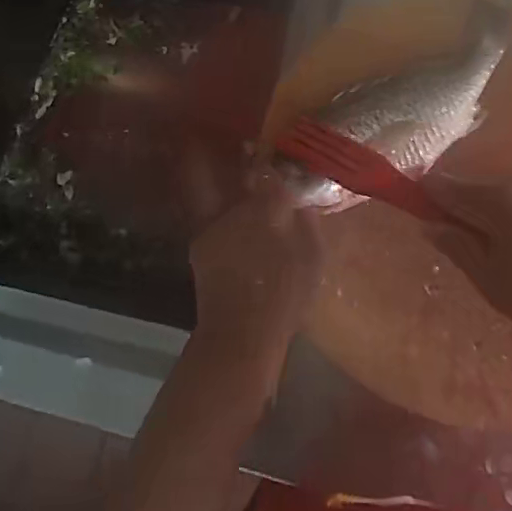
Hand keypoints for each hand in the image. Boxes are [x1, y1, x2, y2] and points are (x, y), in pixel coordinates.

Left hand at [189, 179, 324, 357]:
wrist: (241, 334)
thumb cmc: (285, 297)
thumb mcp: (313, 258)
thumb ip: (308, 222)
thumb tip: (301, 202)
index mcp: (266, 207)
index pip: (271, 176)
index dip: (278, 179)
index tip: (286, 187)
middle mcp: (236, 208)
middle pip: (249, 193)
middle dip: (259, 201)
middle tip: (273, 217)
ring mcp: (214, 225)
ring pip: (232, 212)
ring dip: (243, 221)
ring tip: (255, 242)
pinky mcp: (198, 245)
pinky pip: (219, 232)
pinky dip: (228, 240)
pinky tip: (238, 258)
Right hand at [423, 174, 511, 371]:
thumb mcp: (500, 288)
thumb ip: (460, 251)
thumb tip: (431, 225)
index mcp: (502, 199)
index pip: (446, 184)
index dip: (426, 196)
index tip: (421, 216)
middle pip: (483, 190)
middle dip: (468, 213)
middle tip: (472, 254)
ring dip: (505, 221)